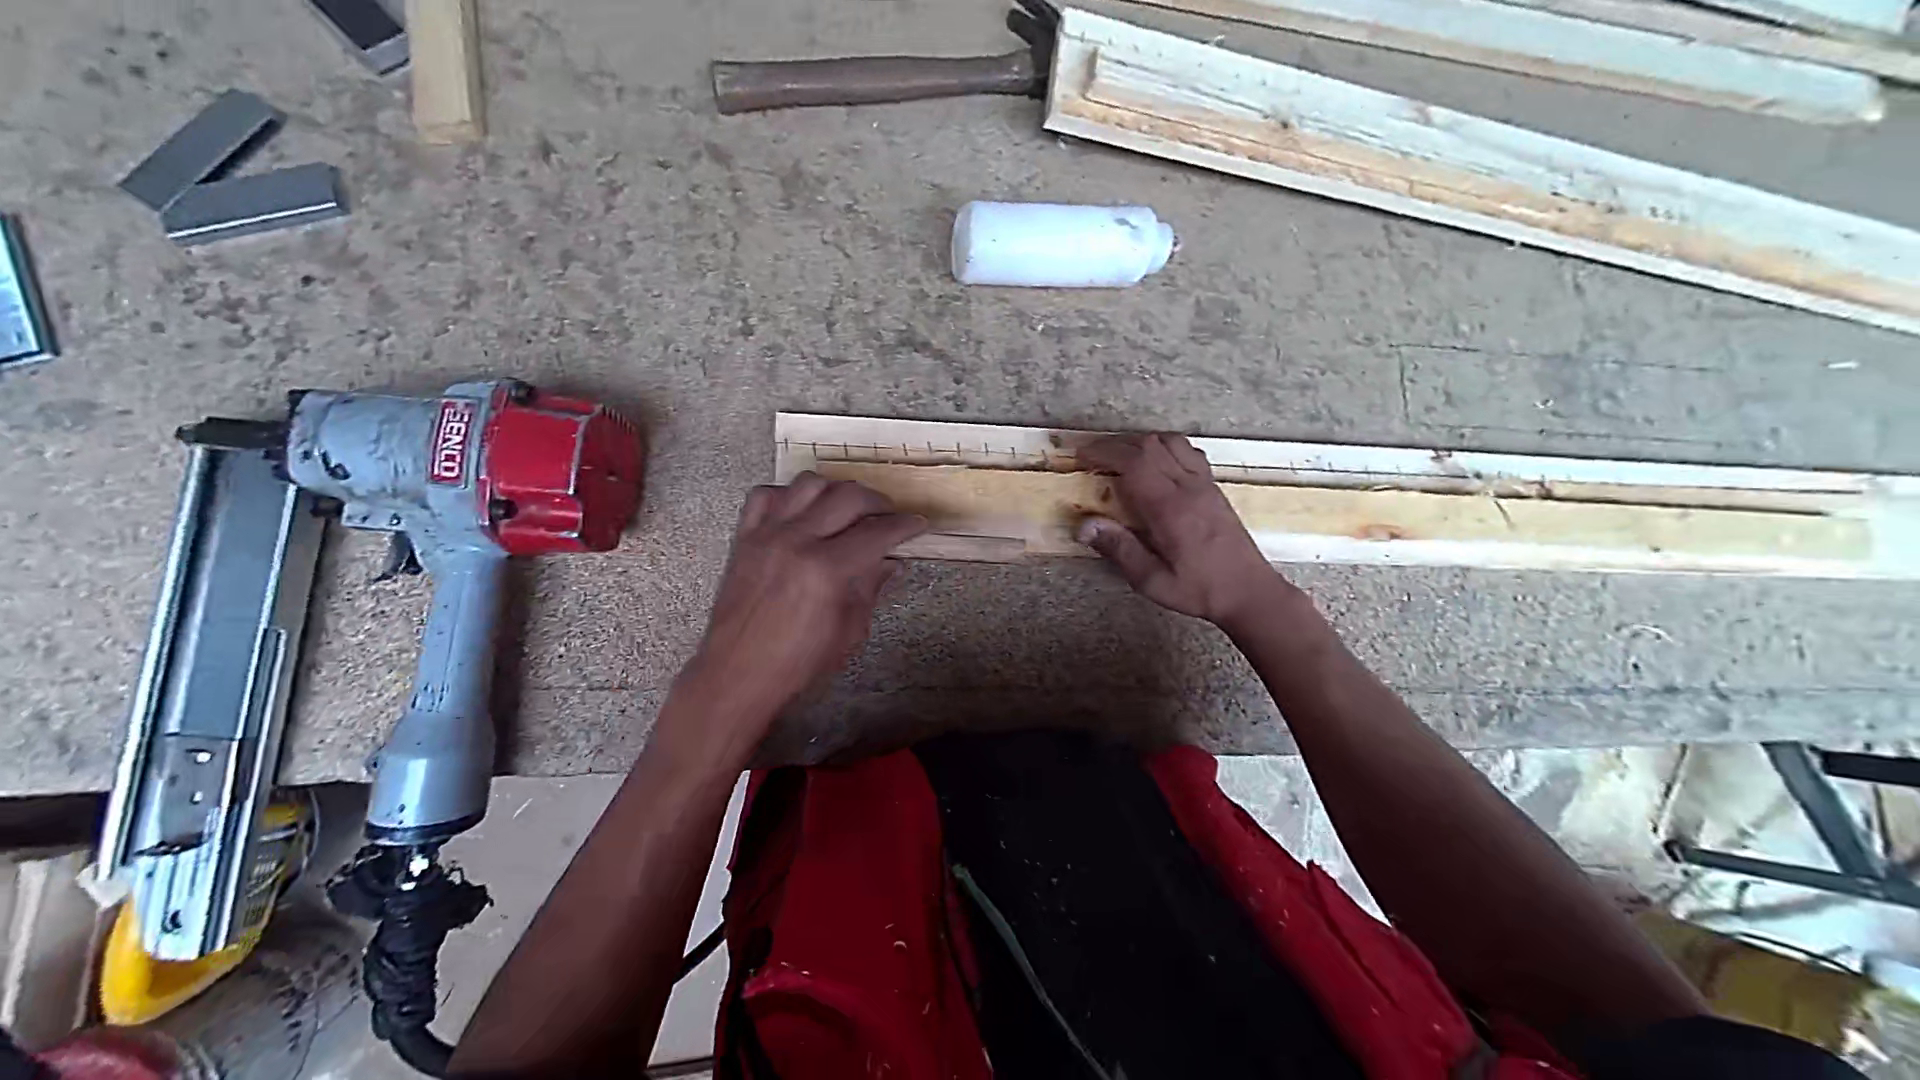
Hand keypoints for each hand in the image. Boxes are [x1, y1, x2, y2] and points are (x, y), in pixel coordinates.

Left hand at [679, 473, 927, 725]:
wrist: (736, 675)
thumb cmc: (797, 664)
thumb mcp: (849, 631)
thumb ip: (871, 588)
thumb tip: (891, 561)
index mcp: (826, 570)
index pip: (877, 532)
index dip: (905, 526)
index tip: (918, 524)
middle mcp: (796, 541)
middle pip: (848, 496)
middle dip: (878, 502)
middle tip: (888, 517)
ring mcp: (766, 534)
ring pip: (809, 484)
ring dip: (836, 491)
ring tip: (848, 509)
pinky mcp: (744, 537)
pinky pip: (766, 495)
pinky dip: (789, 495)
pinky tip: (802, 512)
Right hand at [1076, 433, 1295, 630]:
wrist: (1249, 592)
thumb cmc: (1199, 590)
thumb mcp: (1151, 580)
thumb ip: (1119, 549)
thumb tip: (1084, 526)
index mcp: (1170, 508)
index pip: (1134, 462)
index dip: (1104, 451)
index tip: (1082, 455)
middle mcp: (1188, 488)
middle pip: (1150, 445)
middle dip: (1116, 444)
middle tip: (1093, 457)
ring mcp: (1204, 484)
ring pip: (1170, 442)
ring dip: (1141, 442)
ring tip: (1120, 458)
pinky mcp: (1214, 488)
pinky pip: (1188, 452)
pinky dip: (1165, 448)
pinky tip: (1155, 465)